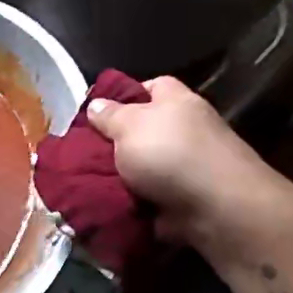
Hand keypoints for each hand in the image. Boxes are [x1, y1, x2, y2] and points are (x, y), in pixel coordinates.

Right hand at [85, 77, 292, 239]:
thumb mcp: (131, 125)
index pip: (152, 86)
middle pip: (141, 130)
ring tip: (83, 181)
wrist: (212, 205)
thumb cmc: (170, 154)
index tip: (96, 111)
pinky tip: (102, 203)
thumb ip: (111, 115)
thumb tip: (96, 104)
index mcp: (176, 102)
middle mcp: (183, 130)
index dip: (125, 95)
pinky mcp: (178, 197)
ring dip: (115, 175)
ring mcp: (182, 166)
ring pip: (138, 166)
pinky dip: (125, 200)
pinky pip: (142, 195)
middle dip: (113, 141)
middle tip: (80, 151)